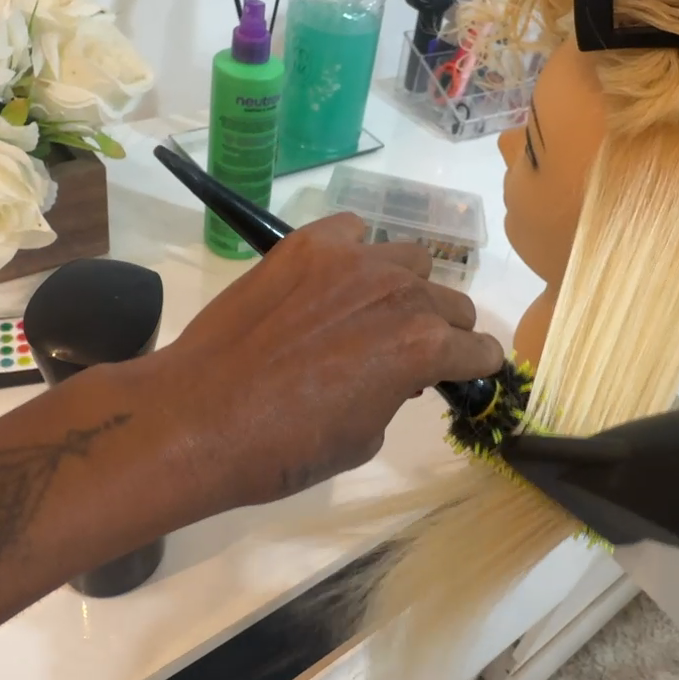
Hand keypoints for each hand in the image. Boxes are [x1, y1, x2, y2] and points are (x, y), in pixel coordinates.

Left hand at [129, 214, 504, 518]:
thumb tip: (395, 372)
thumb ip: (397, 393)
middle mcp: (401, 294)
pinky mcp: (309, 243)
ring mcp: (354, 261)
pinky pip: (354, 230)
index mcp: (424, 348)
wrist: (198, 418)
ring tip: (367, 311)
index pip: (480, 349)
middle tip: (406, 351)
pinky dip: (355, 252)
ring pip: (411, 259)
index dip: (475, 366)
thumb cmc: (285, 448)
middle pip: (452, 301)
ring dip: (403, 286)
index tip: (463, 372)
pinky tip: (331, 281)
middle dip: (442, 329)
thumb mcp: (364, 438)